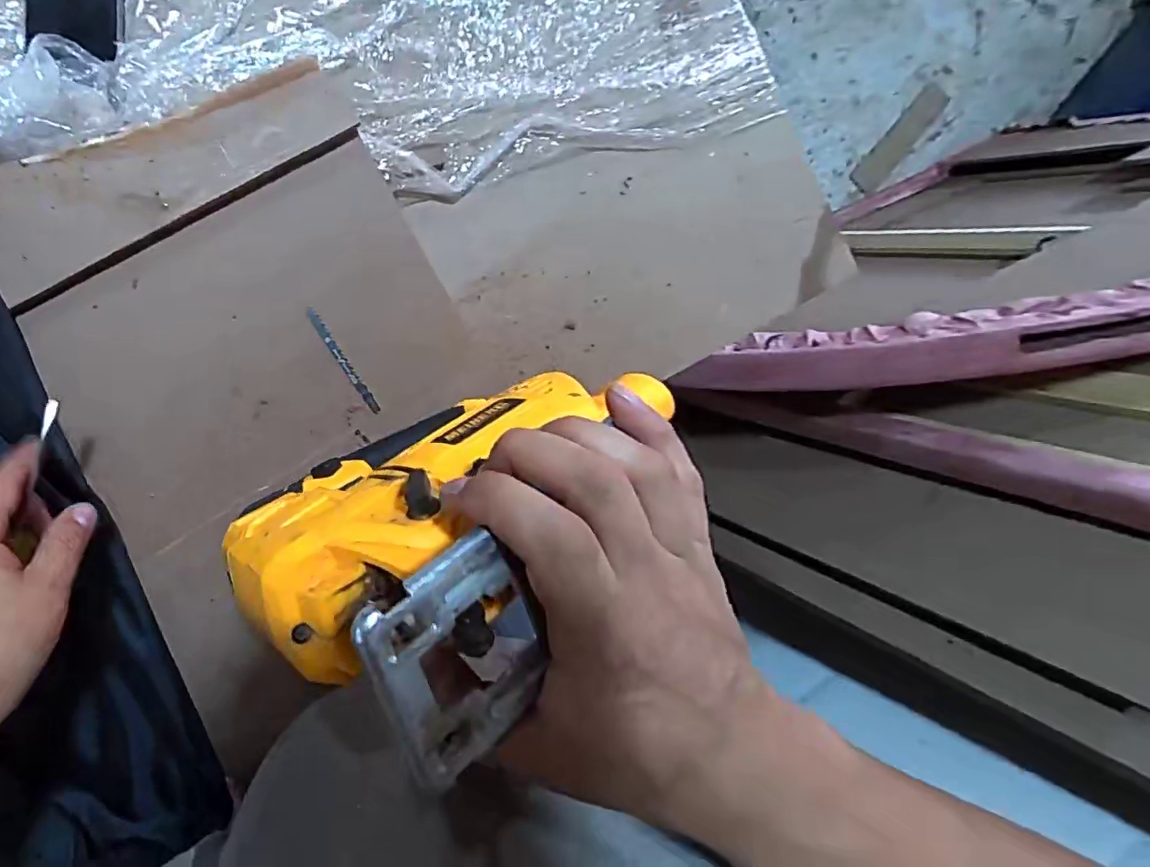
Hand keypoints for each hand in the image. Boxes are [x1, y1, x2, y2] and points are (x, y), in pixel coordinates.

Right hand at [442, 383, 764, 834]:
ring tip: (534, 439)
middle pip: (591, 479)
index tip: (456, 499)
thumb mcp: (536, 746)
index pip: (552, 533)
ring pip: (633, 464)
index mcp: (605, 621)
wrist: (733, 755)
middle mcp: (646, 569)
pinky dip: (649, 424)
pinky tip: (617, 394)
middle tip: (490, 469)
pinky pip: (679, 468)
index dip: (496, 500)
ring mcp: (679, 547)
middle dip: (526, 453)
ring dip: (575, 433)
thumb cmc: (633, 751)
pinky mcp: (698, 537)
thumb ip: (469, 702)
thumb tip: (417, 654)